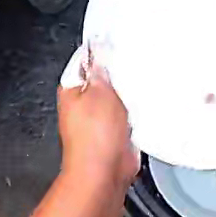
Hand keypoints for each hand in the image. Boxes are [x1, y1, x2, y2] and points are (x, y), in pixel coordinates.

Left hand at [58, 51, 137, 192]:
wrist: (105, 171)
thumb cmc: (95, 136)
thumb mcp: (99, 91)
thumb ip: (101, 68)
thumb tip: (100, 47)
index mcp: (72, 89)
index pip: (87, 59)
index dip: (104, 51)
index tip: (121, 46)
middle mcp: (84, 102)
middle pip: (106, 77)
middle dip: (121, 74)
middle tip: (134, 68)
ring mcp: (101, 117)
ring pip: (121, 94)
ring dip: (130, 93)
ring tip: (138, 90)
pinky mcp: (117, 129)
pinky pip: (130, 111)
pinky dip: (137, 109)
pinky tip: (143, 107)